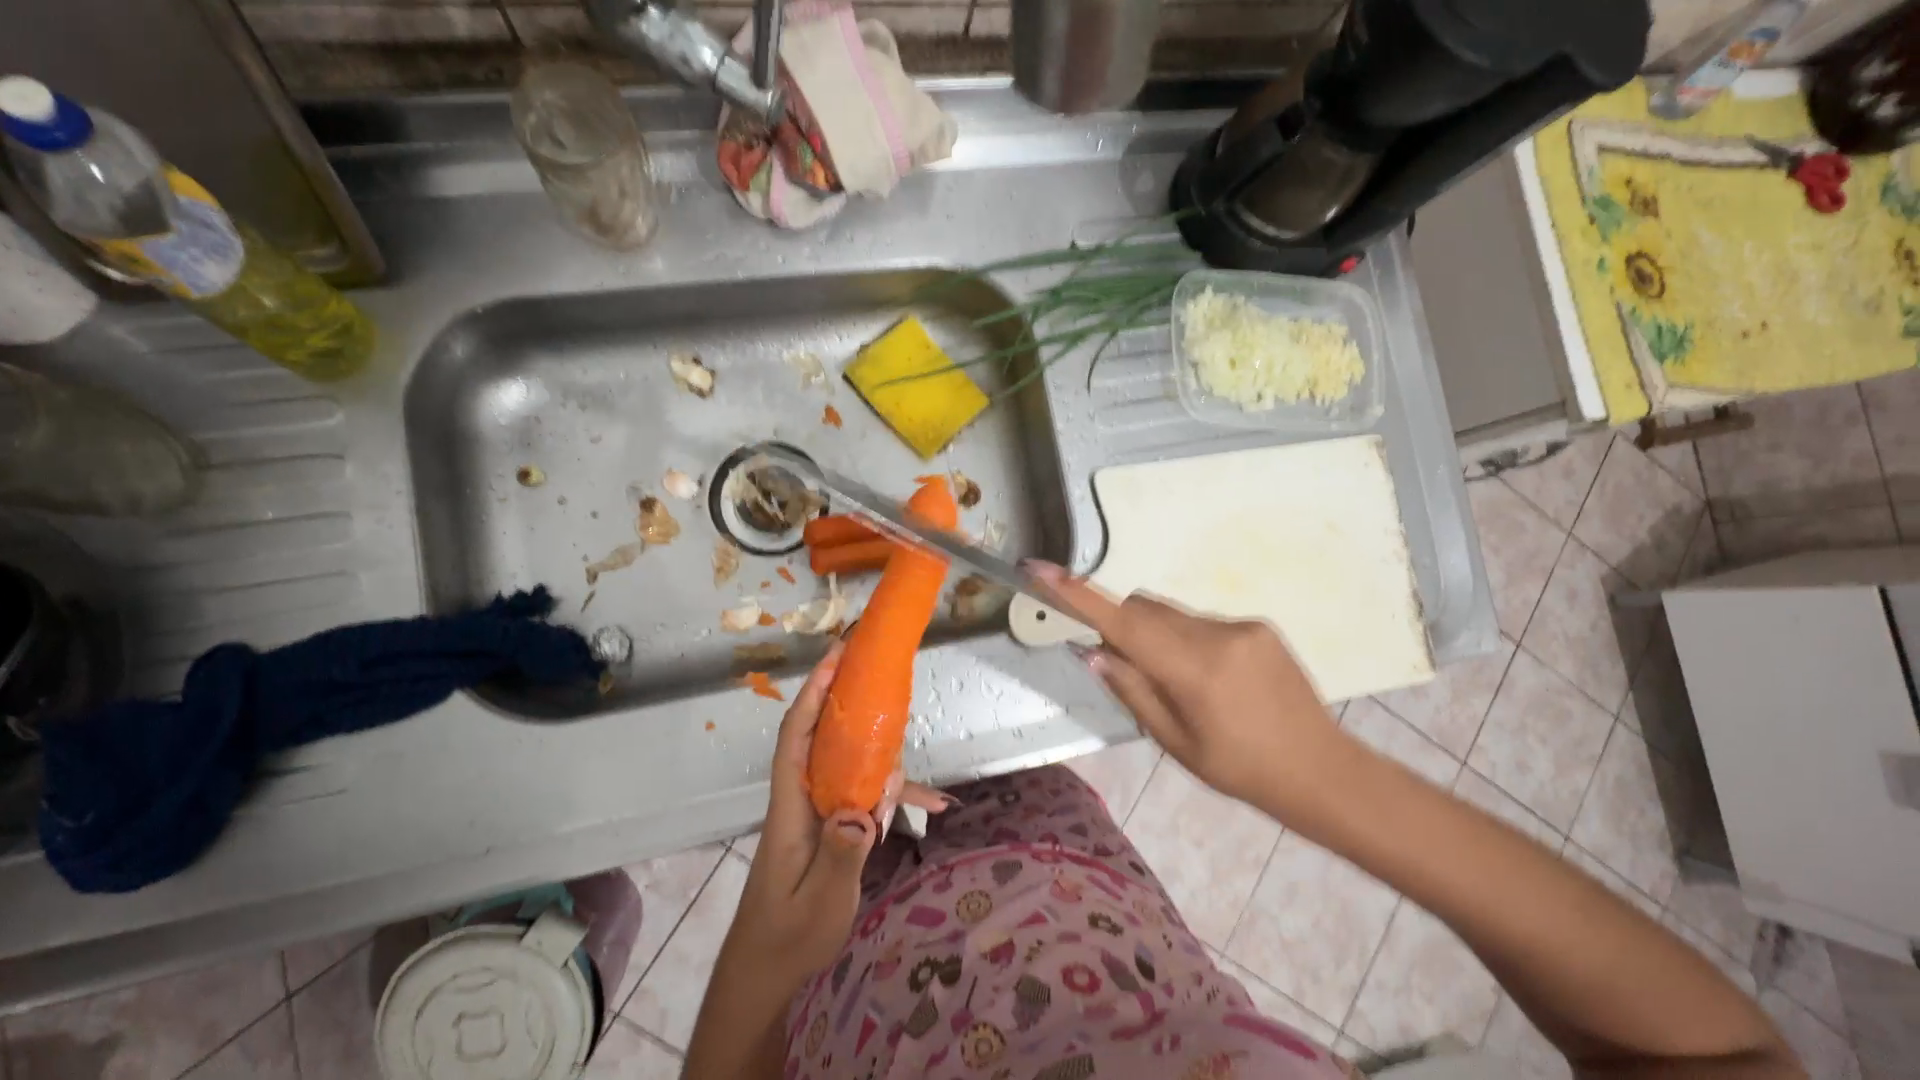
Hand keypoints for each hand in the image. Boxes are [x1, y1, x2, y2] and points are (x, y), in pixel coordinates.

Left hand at [726, 642, 947, 985]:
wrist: (767, 969)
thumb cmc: (788, 935)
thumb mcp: (820, 901)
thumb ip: (841, 854)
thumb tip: (862, 809)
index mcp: (791, 807)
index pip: (796, 737)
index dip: (812, 693)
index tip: (835, 656)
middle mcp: (804, 799)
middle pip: (826, 737)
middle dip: (854, 705)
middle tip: (885, 677)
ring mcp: (820, 813)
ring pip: (853, 765)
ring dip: (886, 761)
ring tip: (921, 771)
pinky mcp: (834, 828)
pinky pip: (867, 800)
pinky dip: (896, 799)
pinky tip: (934, 807)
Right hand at [1029, 562, 1355, 821]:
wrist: (1320, 769)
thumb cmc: (1240, 769)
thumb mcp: (1175, 743)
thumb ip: (1132, 691)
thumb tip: (1094, 652)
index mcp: (1193, 670)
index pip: (1122, 622)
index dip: (1077, 594)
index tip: (1039, 569)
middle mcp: (1216, 634)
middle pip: (1144, 608)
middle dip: (1121, 626)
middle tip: (1123, 668)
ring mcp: (1242, 626)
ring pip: (1172, 614)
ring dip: (1156, 636)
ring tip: (1182, 686)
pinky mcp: (1260, 626)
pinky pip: (1202, 622)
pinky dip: (1187, 640)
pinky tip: (1213, 682)